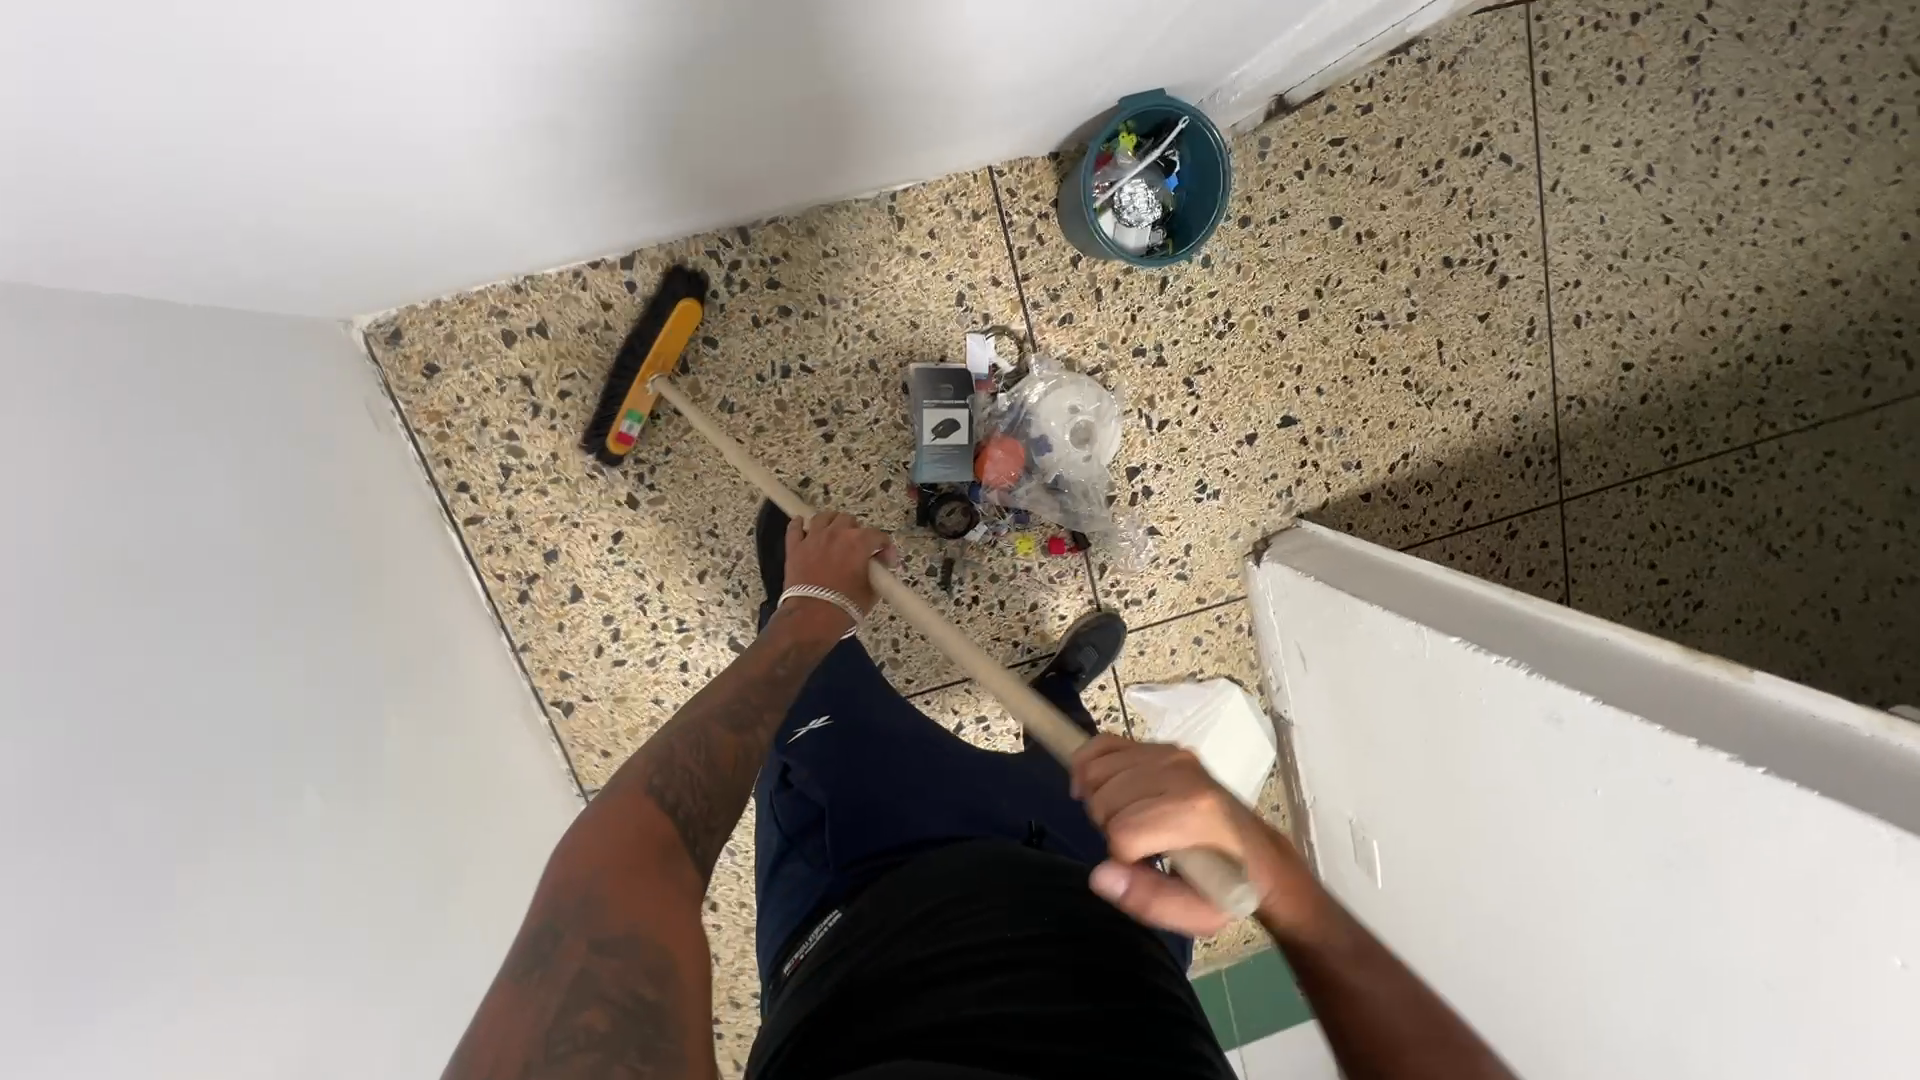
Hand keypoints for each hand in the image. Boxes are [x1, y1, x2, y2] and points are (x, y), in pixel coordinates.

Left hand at [783, 510, 897, 623]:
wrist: (811, 617)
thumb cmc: (846, 606)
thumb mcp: (872, 591)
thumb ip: (877, 573)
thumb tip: (877, 566)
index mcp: (859, 542)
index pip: (878, 535)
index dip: (886, 547)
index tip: (886, 561)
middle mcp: (836, 533)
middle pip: (849, 520)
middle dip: (857, 532)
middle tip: (858, 548)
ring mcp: (813, 538)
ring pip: (823, 517)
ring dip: (832, 522)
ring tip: (834, 533)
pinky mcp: (794, 547)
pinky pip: (795, 527)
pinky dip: (799, 524)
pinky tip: (802, 524)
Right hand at [1070, 735, 1316, 936]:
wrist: (1259, 854)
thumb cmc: (1229, 888)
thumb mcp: (1199, 914)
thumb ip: (1149, 901)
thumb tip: (1099, 874)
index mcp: (1194, 814)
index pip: (1121, 832)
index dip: (1123, 859)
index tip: (1147, 868)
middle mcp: (1179, 773)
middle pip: (1104, 798)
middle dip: (1108, 828)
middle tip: (1135, 846)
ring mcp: (1170, 754)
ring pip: (1097, 771)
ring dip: (1098, 801)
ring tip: (1123, 820)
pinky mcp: (1161, 746)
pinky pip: (1104, 743)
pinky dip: (1087, 764)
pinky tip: (1091, 787)